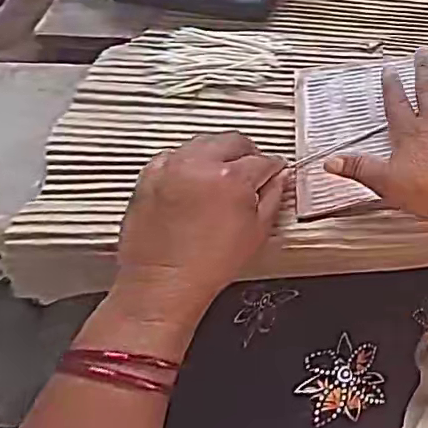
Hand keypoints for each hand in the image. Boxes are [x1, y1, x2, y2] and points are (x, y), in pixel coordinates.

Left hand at [114, 132, 287, 319]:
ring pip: (205, 142)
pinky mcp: (149, 179)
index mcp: (231, 177)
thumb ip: (274, 195)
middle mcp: (198, 166)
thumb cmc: (206, 266)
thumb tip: (278, 178)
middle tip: (253, 172)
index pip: (264, 160)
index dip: (275, 170)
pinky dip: (189, 162)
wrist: (161, 287)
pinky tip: (196, 179)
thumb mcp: (258, 230)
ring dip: (219, 154)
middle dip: (249, 155)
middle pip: (235, 141)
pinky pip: (175, 156)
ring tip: (224, 176)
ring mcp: (171, 170)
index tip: (275, 175)